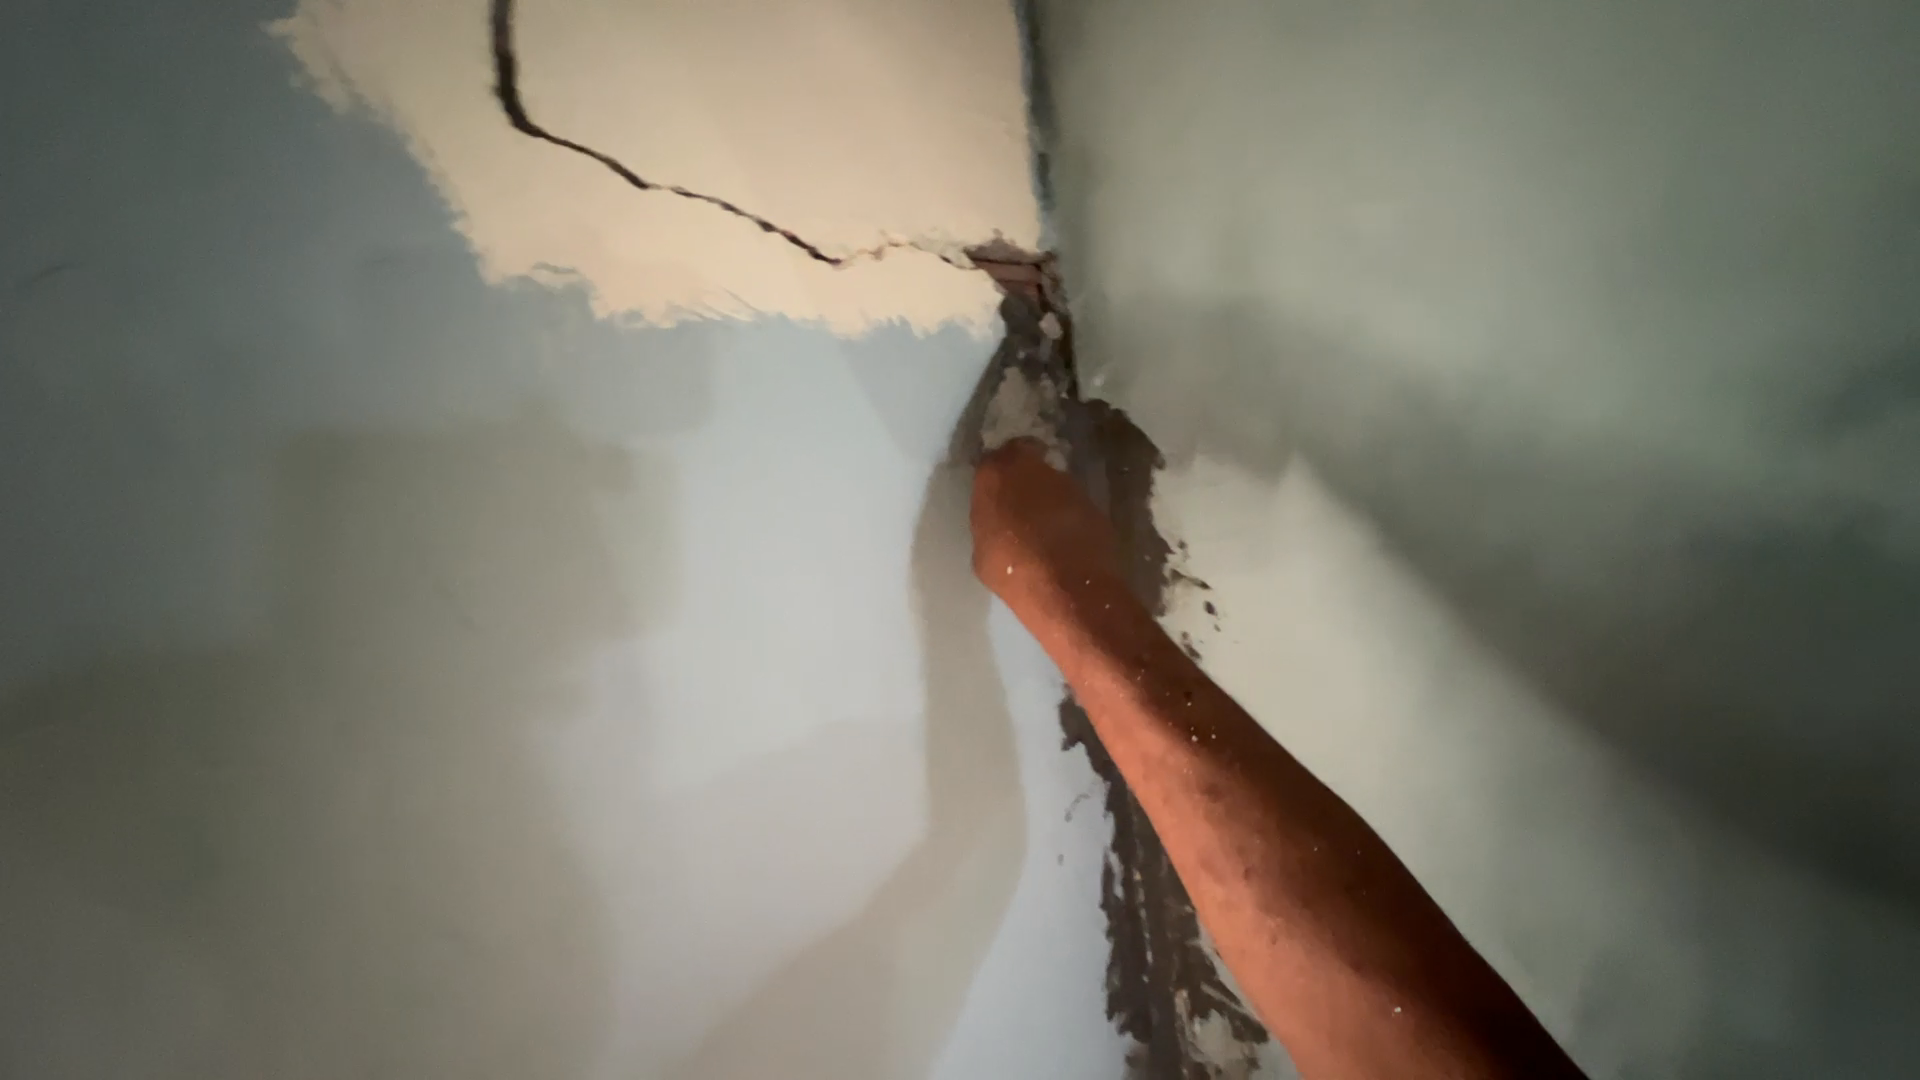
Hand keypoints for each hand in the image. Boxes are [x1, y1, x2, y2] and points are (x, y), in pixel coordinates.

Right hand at [970, 439, 1122, 606]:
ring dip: (1048, 500)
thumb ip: (989, 524)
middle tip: (1021, 506)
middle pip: (1028, 464)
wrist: (1067, 587)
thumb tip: (998, 524)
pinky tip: (1066, 542)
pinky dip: (1069, 518)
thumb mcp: (982, 550)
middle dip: (1025, 480)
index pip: (995, 458)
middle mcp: (1033, 468)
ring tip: (1045, 530)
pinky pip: (1074, 506)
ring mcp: (1068, 484)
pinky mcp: (1093, 503)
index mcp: (996, 474)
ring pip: (1053, 484)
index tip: (998, 490)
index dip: (998, 474)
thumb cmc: (1011, 569)